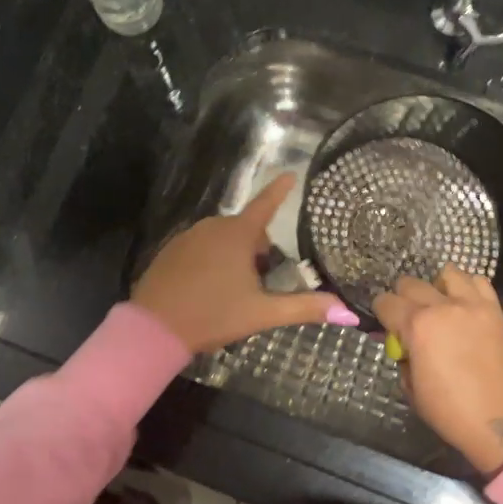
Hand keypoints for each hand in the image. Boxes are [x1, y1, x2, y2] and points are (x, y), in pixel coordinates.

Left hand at [132, 173, 356, 352]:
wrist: (154, 329)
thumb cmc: (213, 316)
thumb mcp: (263, 314)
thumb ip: (305, 308)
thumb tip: (348, 312)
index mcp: (236, 234)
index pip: (265, 205)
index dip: (280, 191)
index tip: (291, 174)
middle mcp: (211, 227)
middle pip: (246, 229)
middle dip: (259, 249)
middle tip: (262, 282)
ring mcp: (187, 237)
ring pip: (222, 239)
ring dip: (235, 256)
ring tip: (235, 291)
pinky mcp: (169, 251)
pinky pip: (200, 248)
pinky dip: (212, 261)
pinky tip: (209, 290)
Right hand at [373, 266, 502, 475]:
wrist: (496, 419)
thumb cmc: (447, 409)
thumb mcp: (409, 384)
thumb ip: (401, 353)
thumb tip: (398, 339)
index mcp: (417, 327)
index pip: (386, 302)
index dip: (381, 313)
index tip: (386, 324)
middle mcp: (443, 307)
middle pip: (411, 283)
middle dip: (403, 299)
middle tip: (409, 319)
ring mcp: (472, 305)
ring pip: (446, 273)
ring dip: (436, 287)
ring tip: (440, 306)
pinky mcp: (494, 309)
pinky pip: (478, 281)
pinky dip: (466, 288)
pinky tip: (463, 305)